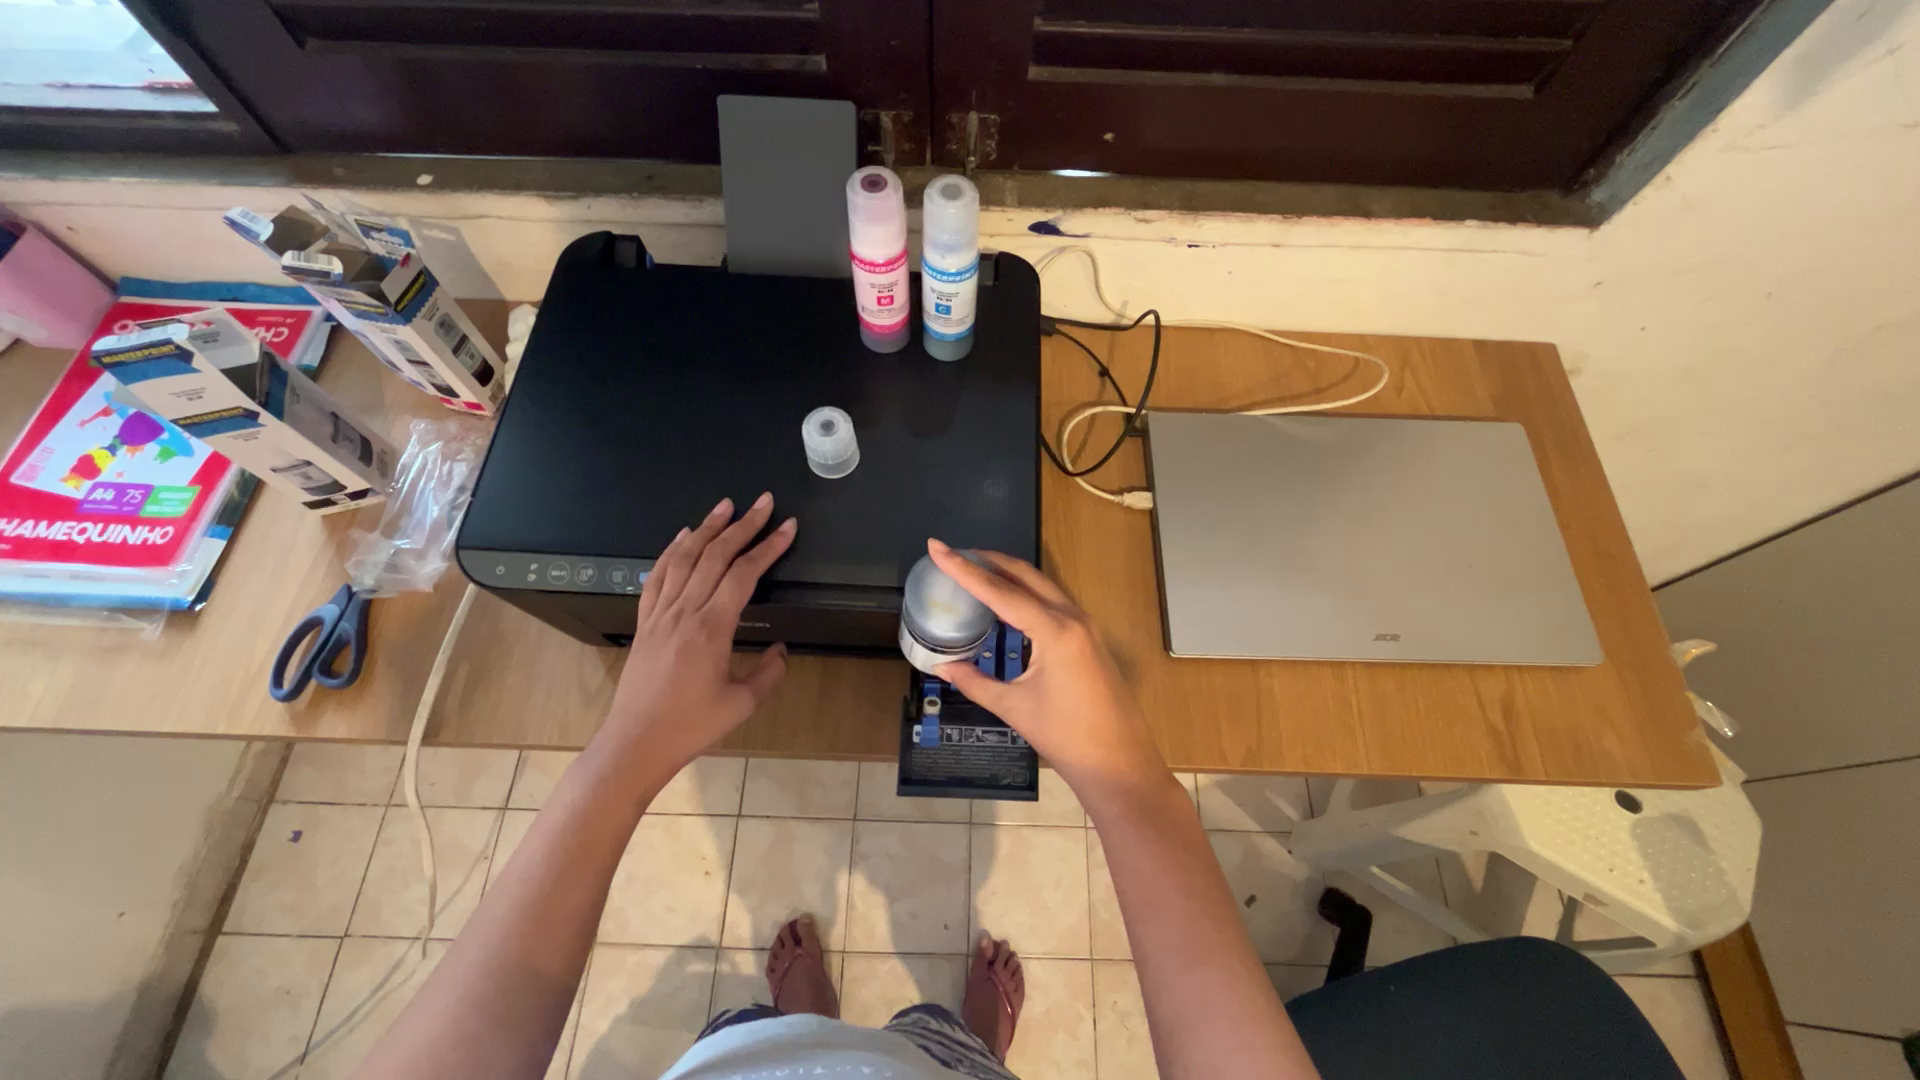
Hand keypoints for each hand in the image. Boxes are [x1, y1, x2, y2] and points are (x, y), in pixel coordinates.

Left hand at [602, 493, 796, 772]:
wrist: (636, 743)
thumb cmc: (691, 726)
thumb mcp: (742, 703)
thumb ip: (769, 673)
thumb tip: (782, 650)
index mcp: (712, 629)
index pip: (744, 574)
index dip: (768, 546)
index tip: (786, 527)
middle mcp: (684, 612)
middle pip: (715, 556)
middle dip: (743, 525)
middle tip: (763, 502)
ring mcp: (660, 614)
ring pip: (684, 558)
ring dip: (707, 528)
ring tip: (725, 506)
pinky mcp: (645, 622)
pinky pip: (657, 577)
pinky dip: (671, 551)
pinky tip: (682, 537)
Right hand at [925, 538, 1164, 794]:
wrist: (1120, 764)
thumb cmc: (1067, 738)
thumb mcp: (1014, 708)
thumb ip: (974, 681)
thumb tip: (942, 666)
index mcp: (1055, 631)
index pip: (1000, 591)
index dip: (963, 568)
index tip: (937, 547)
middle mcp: (1072, 618)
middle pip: (1024, 575)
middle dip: (988, 560)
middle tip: (954, 554)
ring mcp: (1086, 626)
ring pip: (1041, 586)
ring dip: (1008, 575)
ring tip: (975, 571)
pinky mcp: (1090, 638)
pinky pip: (1053, 603)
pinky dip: (1026, 594)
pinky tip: (1006, 603)